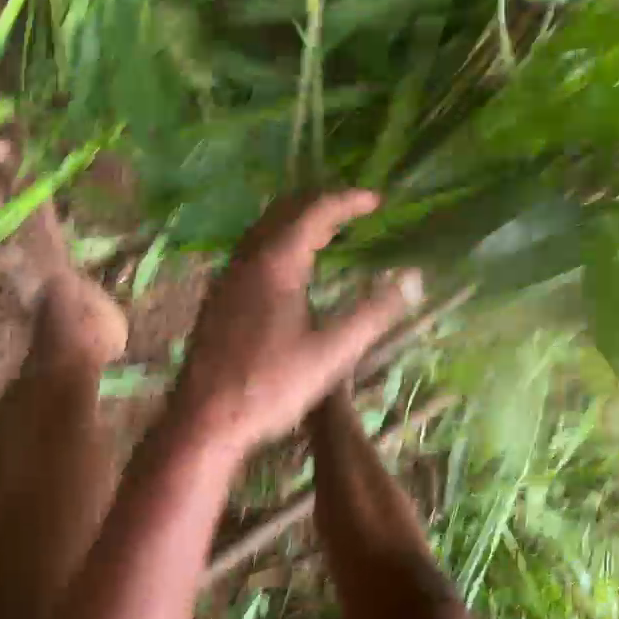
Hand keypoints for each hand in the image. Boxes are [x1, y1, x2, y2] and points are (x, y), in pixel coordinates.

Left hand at [169, 191, 421, 457]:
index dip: (348, 200)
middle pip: (285, 210)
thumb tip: (414, 278)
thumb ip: (374, 313)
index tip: (377, 200)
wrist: (204, 419)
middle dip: (322, 201)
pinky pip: (253, 249)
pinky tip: (291, 267)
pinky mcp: (219, 297)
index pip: (315, 211)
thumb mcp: (332, 353)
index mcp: (276, 263)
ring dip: (298, 219)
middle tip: (355, 207)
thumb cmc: (271, 386)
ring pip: (265, 229)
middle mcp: (248, 259)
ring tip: (329, 230)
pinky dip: (280, 240)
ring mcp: (228, 277)